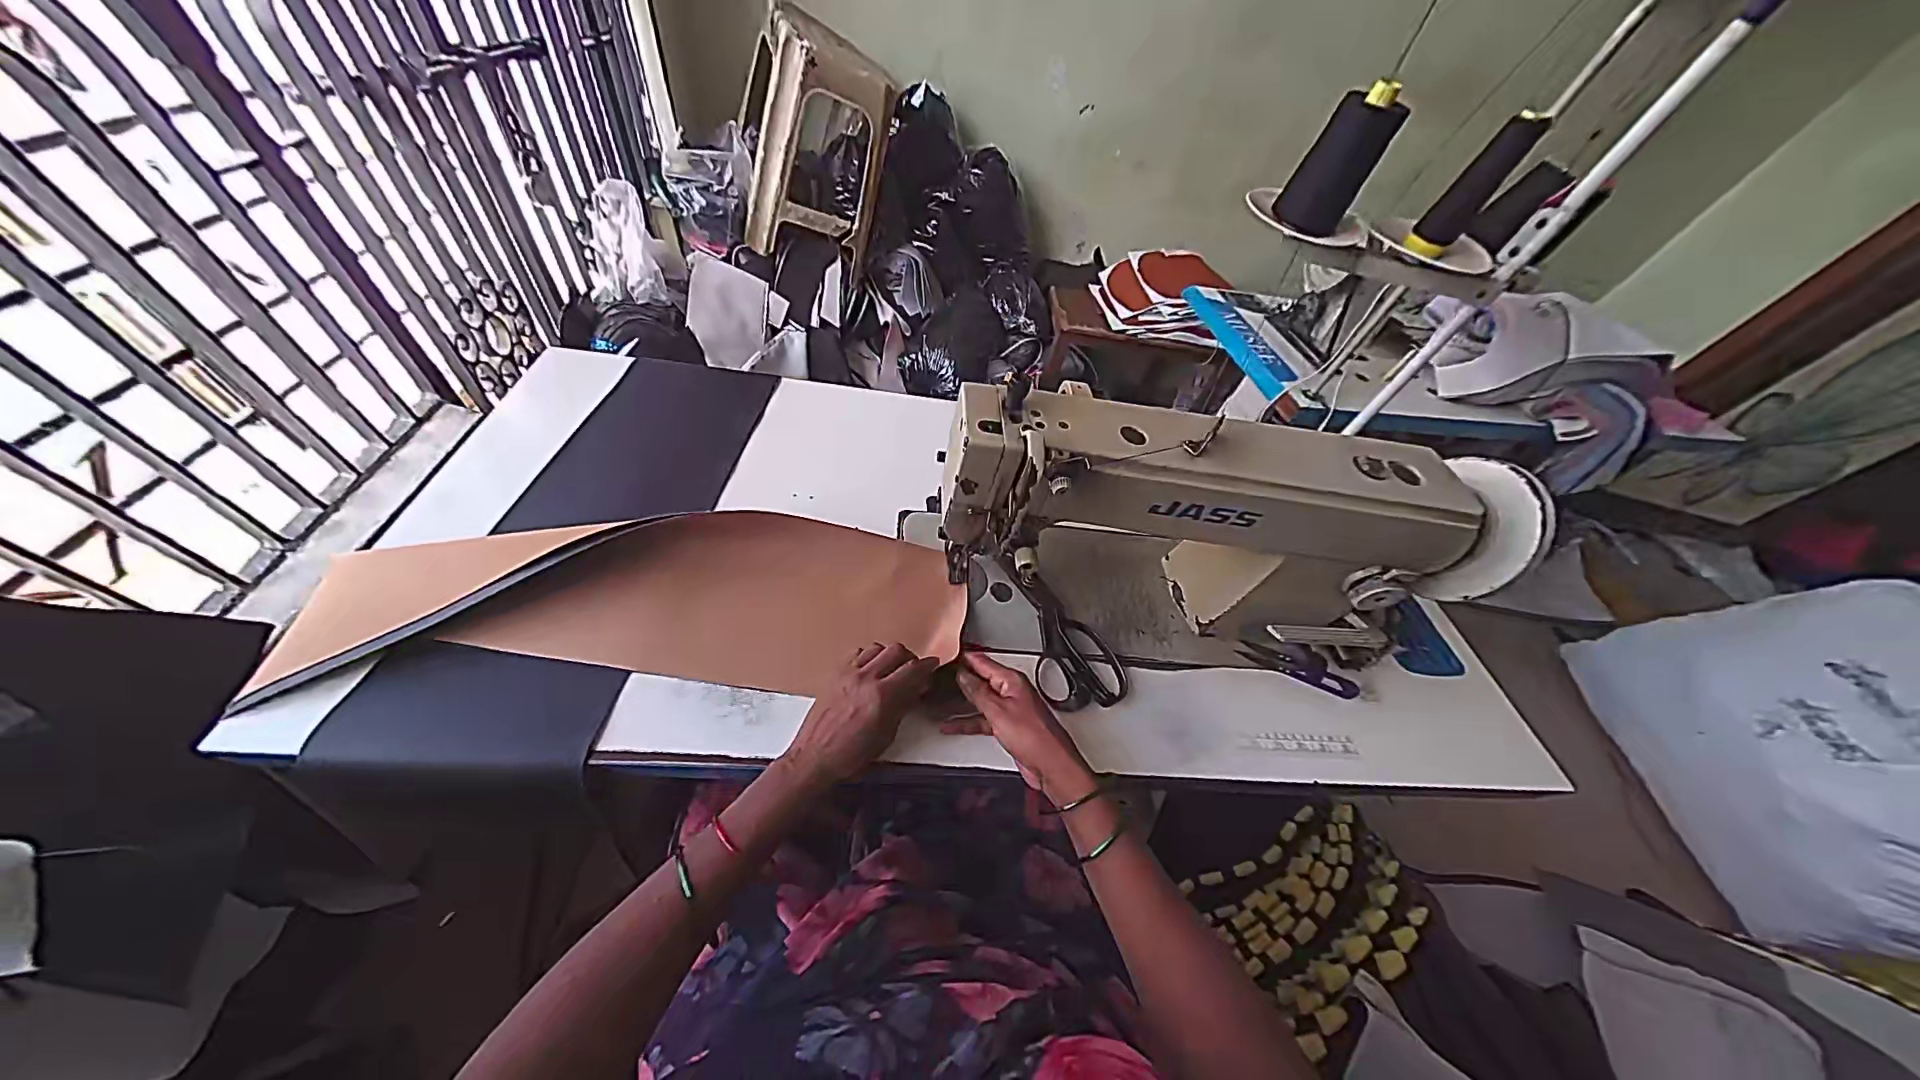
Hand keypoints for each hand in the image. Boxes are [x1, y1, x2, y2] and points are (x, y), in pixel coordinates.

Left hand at [782, 643, 940, 785]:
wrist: (815, 757)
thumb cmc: (849, 755)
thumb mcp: (886, 735)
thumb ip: (902, 707)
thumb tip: (914, 690)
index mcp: (881, 696)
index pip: (913, 670)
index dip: (927, 666)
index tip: (931, 666)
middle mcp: (865, 679)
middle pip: (896, 650)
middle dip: (910, 658)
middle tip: (913, 670)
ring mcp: (848, 674)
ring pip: (877, 648)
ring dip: (889, 655)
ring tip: (892, 669)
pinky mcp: (834, 674)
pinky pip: (857, 653)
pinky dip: (868, 657)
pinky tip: (870, 669)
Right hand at [948, 651, 1097, 804]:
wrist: (1050, 765)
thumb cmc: (1035, 738)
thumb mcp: (998, 711)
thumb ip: (978, 692)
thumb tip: (964, 676)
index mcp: (1012, 681)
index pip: (984, 662)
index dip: (965, 657)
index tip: (949, 654)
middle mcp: (1013, 692)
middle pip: (982, 679)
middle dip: (962, 678)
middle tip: (943, 674)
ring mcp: (1011, 709)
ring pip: (981, 700)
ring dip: (963, 701)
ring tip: (943, 698)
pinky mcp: (1009, 726)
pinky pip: (984, 718)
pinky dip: (970, 721)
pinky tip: (954, 725)